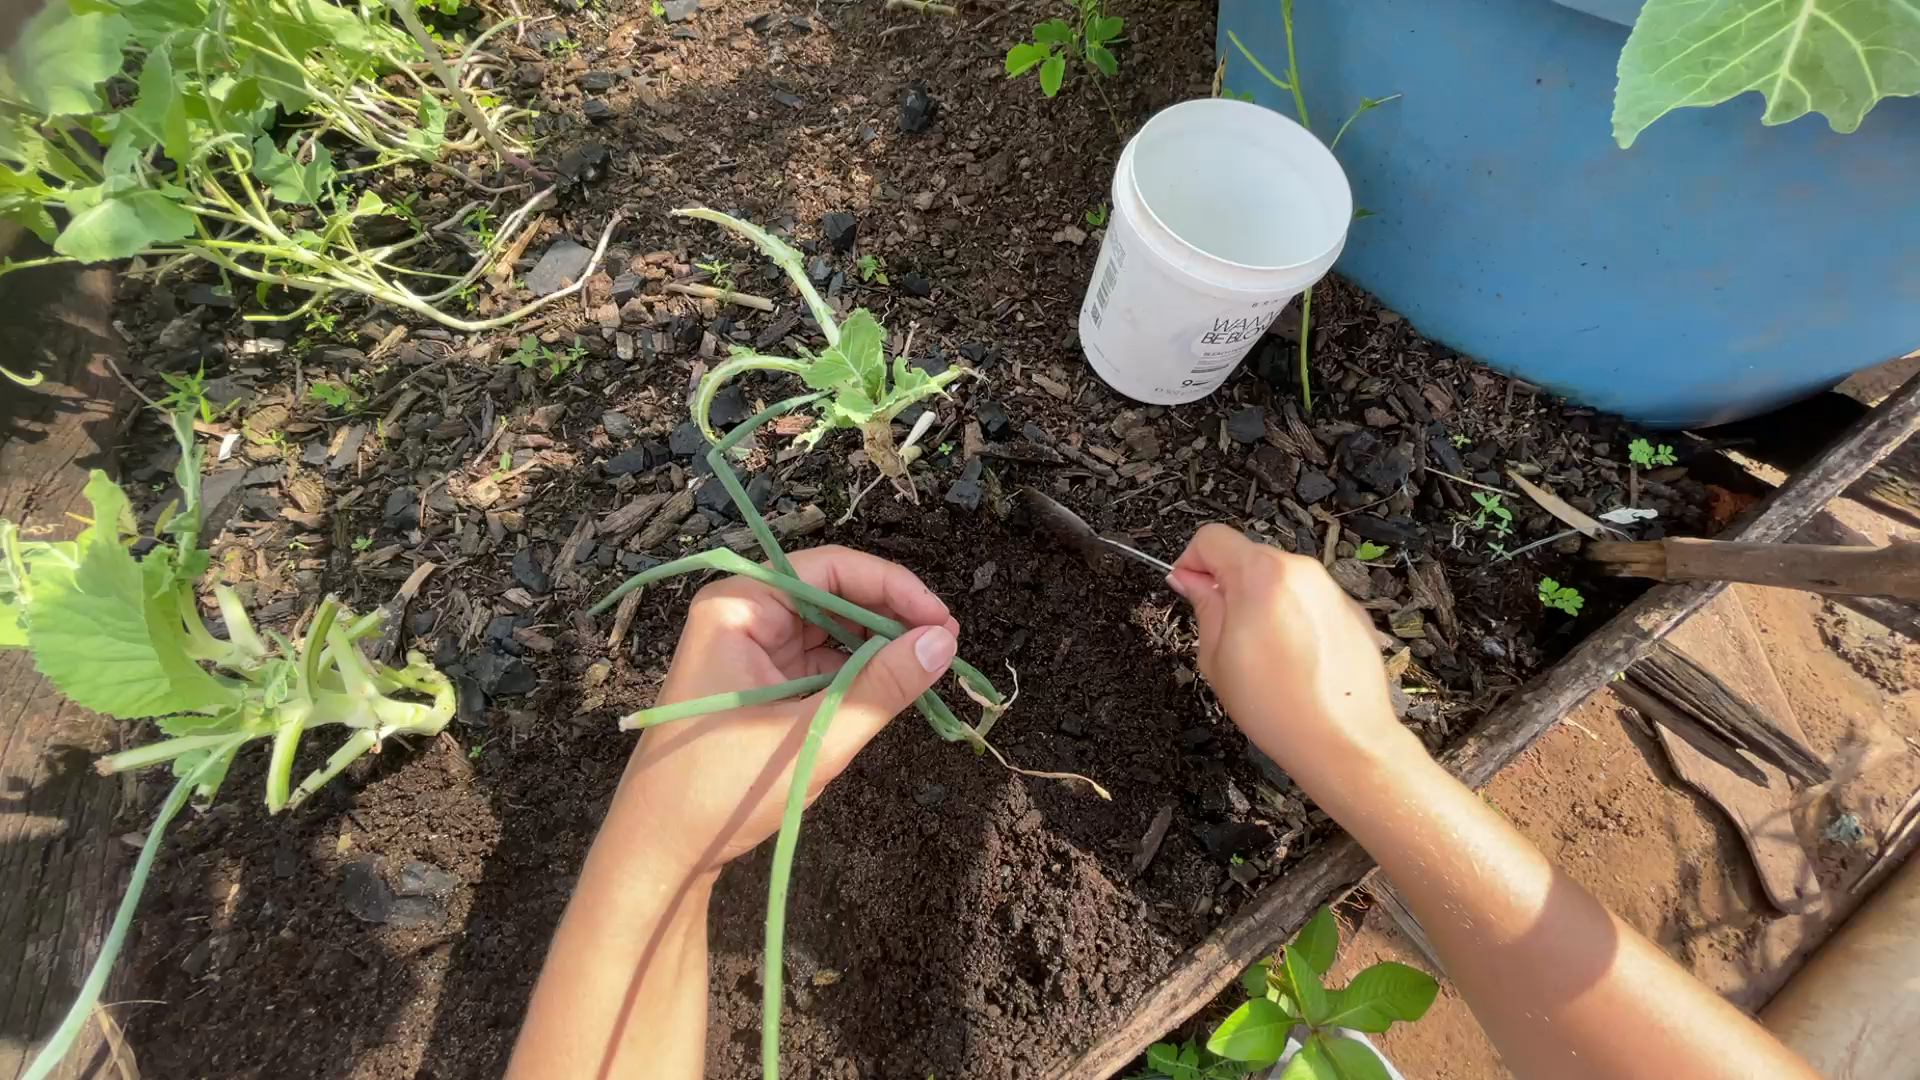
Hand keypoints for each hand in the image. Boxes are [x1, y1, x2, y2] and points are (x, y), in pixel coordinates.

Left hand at [611, 546, 959, 875]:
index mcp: (740, 607)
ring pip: (833, 626)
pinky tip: (891, 683)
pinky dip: (858, 670)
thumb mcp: (814, 735)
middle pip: (834, 593)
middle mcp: (745, 614)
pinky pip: (823, 658)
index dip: (892, 587)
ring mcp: (754, 646)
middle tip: (942, 643)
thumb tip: (944, 642)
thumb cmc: (723, 789)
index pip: (829, 570)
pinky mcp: (765, 677)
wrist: (661, 854)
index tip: (940, 620)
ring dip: (878, 644)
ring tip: (924, 664)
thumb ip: (881, 686)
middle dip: (889, 616)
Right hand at [1165, 524, 1411, 773]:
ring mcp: (1329, 589)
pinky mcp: (1350, 609)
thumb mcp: (1215, 656)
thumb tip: (1189, 580)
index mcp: (1261, 575)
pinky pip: (1305, 597)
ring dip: (1258, 598)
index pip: (1212, 538)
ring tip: (1258, 649)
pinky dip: (1289, 614)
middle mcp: (1300, 571)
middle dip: (1226, 582)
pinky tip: (1290, 656)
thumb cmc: (1275, 705)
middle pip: (1246, 554)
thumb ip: (1203, 605)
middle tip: (1220, 627)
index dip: (1191, 561)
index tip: (1188, 588)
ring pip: (1277, 576)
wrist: (1343, 741)